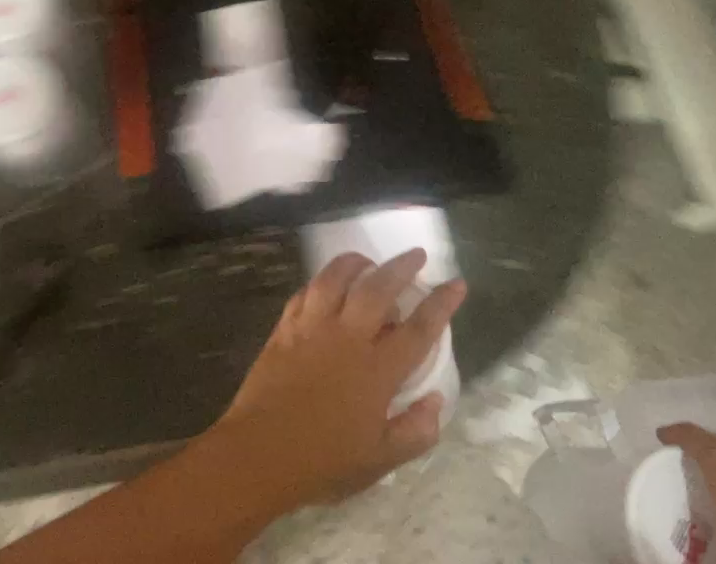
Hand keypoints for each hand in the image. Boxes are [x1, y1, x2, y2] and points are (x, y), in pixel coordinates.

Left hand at [209, 249, 465, 510]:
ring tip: (368, 260)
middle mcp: (347, 338)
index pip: (419, 328)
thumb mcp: (379, 460)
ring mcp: (312, 328)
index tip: (457, 283)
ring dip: (356, 263)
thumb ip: (415, 432)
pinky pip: (305, 293)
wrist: (259, 453)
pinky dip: (320, 282)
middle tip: (416, 255)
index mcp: (377, 369)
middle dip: (401, 267)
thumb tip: (436, 402)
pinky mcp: (284, 329)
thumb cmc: (323, 460)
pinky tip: (325, 284)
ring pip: (336, 278)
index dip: (441, 303)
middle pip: (378, 288)